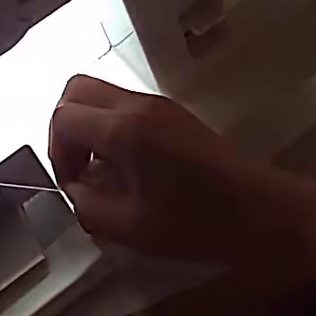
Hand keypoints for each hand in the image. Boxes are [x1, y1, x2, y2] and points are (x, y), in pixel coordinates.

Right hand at [47, 75, 315, 264]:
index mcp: (125, 128)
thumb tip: (72, 187)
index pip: (63, 114)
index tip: (71, 183)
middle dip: (64, 126)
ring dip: (88, 125)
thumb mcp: (130, 227)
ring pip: (102, 93)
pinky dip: (110, 126)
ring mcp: (158, 103)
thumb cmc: (197, 222)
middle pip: (77, 88)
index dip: (55, 150)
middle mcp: (138, 104)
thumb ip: (85, 204)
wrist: (260, 209)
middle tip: (76, 169)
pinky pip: (124, 105)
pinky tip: (127, 167)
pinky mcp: (172, 111)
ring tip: (102, 172)